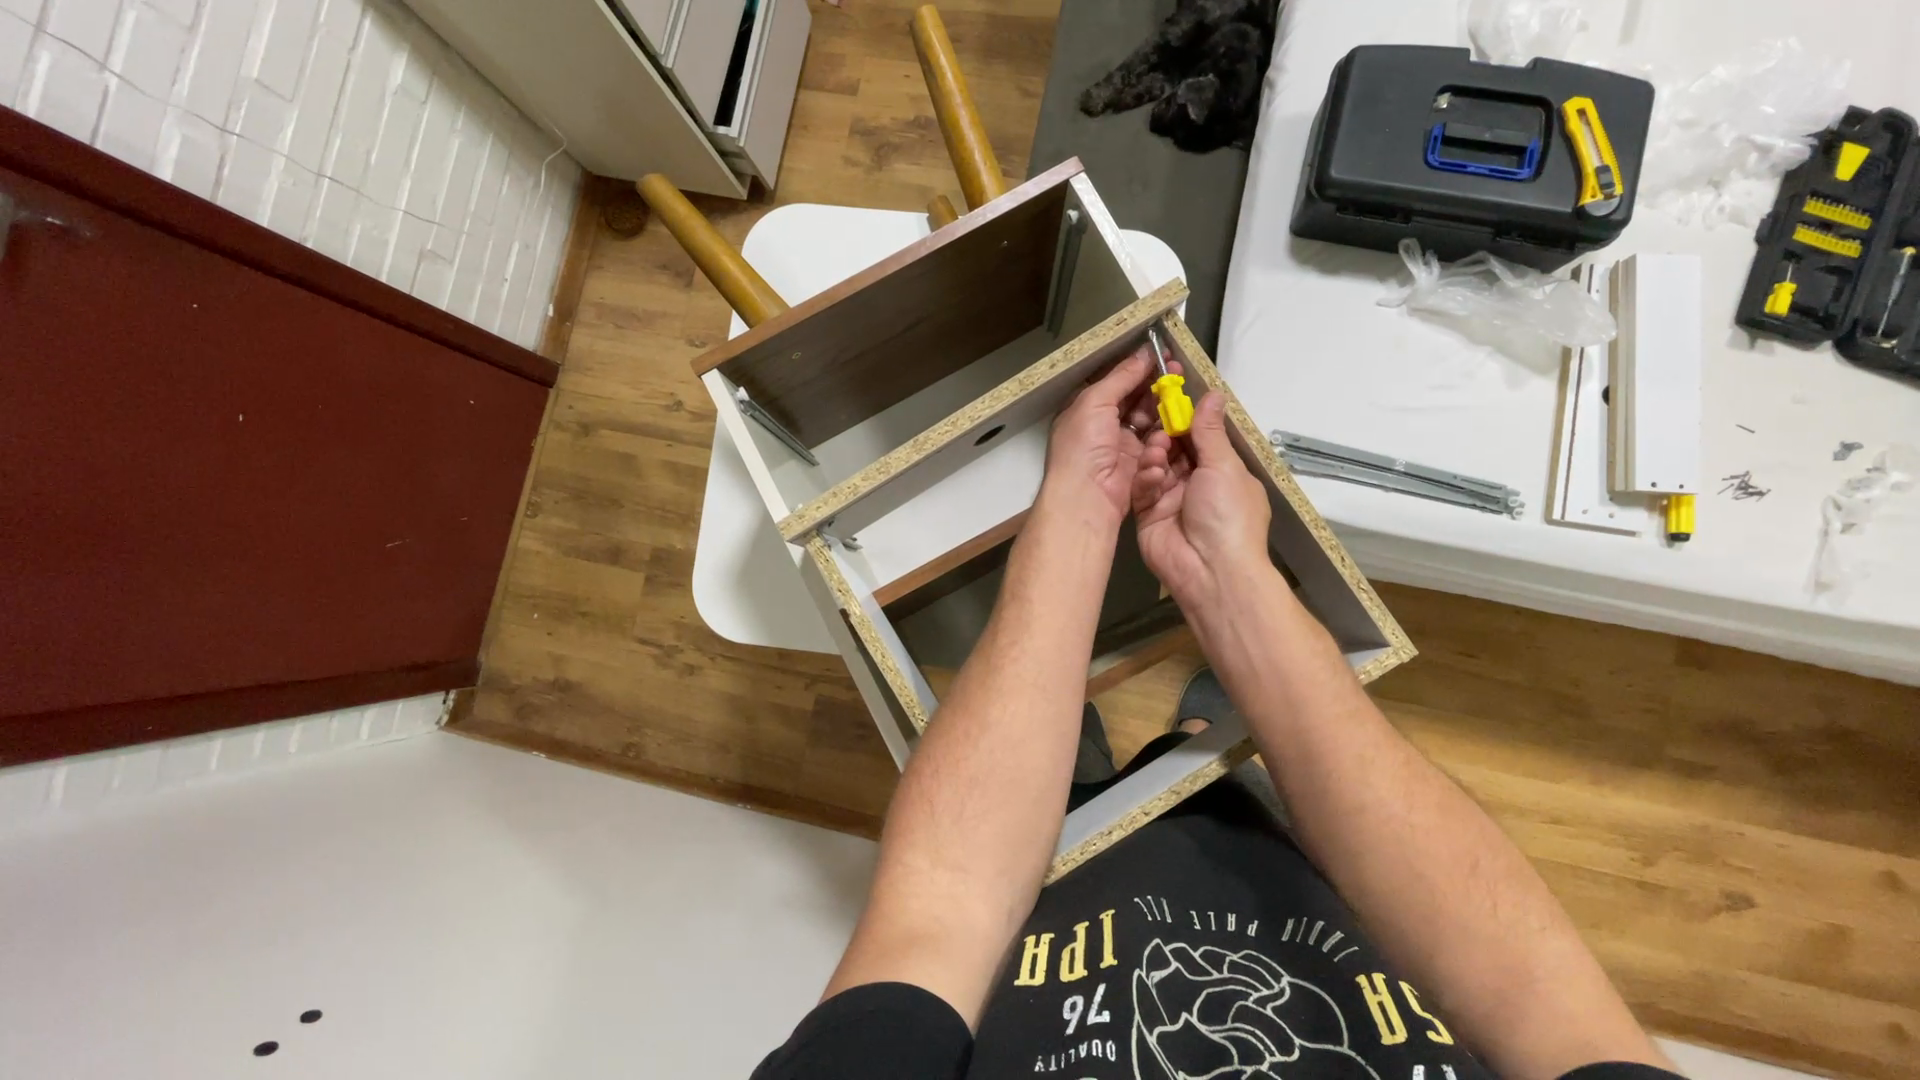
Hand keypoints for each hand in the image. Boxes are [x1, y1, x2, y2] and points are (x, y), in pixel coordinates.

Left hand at [1040, 346, 1161, 525]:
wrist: (1087, 496)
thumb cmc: (1082, 445)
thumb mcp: (1095, 401)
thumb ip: (1121, 377)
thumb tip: (1143, 352)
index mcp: (1086, 408)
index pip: (1116, 381)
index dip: (1139, 368)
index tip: (1164, 355)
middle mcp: (1102, 425)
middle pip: (1136, 400)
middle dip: (1156, 387)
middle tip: (1179, 374)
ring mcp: (1120, 446)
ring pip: (1149, 421)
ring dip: (1163, 412)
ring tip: (1179, 402)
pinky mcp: (1136, 465)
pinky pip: (1155, 445)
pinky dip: (1162, 439)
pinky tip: (1171, 431)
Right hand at [1131, 390, 1273, 606]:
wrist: (1210, 569)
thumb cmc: (1228, 514)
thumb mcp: (1224, 466)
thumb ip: (1210, 430)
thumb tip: (1214, 393)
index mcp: (1223, 473)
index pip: (1201, 439)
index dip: (1186, 420)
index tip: (1168, 399)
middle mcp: (1197, 484)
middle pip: (1175, 450)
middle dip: (1167, 436)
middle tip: (1160, 428)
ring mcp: (1171, 500)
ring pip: (1156, 466)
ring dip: (1155, 455)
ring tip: (1158, 454)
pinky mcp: (1149, 514)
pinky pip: (1142, 489)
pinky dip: (1145, 479)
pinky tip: (1151, 475)